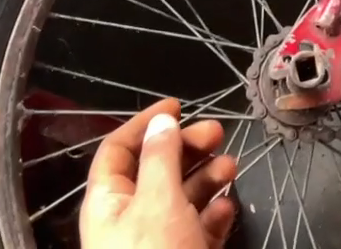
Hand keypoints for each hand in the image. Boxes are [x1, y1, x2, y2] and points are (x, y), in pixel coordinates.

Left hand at [81, 99, 237, 248]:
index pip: (118, 150)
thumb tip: (161, 121)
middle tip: (218, 133)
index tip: (178, 105)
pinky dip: (212, 216)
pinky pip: (196, 232)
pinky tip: (228, 208)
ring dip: (206, 178)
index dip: (145, 123)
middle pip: (155, 170)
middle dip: (186, 148)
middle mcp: (128, 222)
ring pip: (180, 199)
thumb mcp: (157, 202)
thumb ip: (161, 157)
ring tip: (231, 167)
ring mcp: (155, 247)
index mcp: (108, 204)